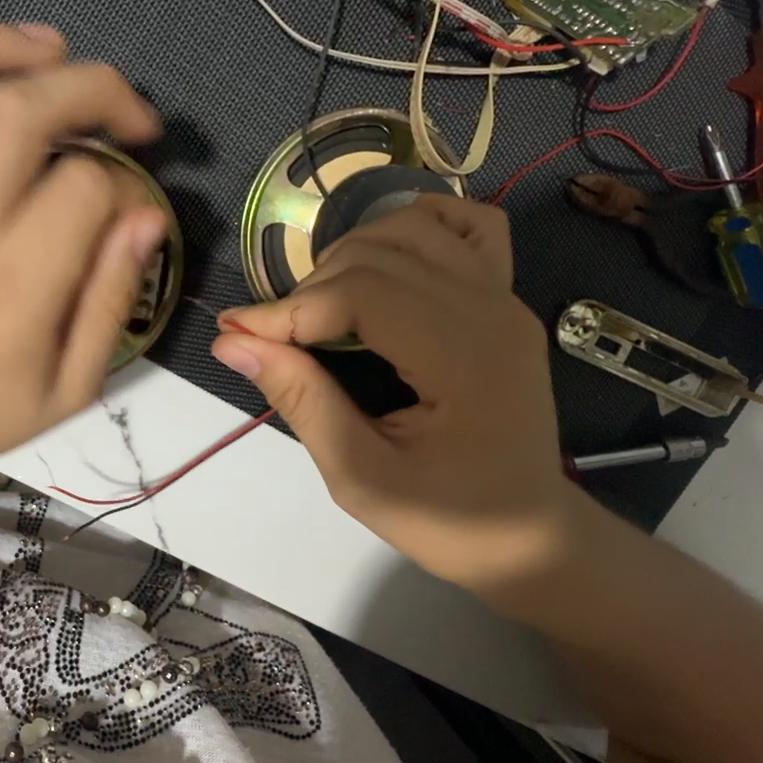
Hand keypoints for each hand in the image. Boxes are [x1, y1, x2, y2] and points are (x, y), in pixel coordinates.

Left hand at [0, 0, 165, 485]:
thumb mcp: (73, 386)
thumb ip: (112, 298)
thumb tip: (146, 214)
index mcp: (12, 292)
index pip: (81, 187)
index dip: (126, 182)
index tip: (135, 208)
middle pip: (16, 116)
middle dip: (88, 88)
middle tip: (130, 113)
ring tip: (52, 44)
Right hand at [209, 196, 575, 600]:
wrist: (530, 536)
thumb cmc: (448, 519)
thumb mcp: (360, 477)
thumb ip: (301, 399)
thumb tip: (231, 342)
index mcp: (463, 360)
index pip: (359, 294)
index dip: (287, 310)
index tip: (237, 336)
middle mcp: (490, 310)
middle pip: (377, 254)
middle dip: (310, 290)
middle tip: (279, 341)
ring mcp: (504, 297)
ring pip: (410, 227)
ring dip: (350, 255)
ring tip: (323, 309)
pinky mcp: (505, 296)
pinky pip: (466, 227)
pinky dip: (417, 226)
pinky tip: (385, 258)